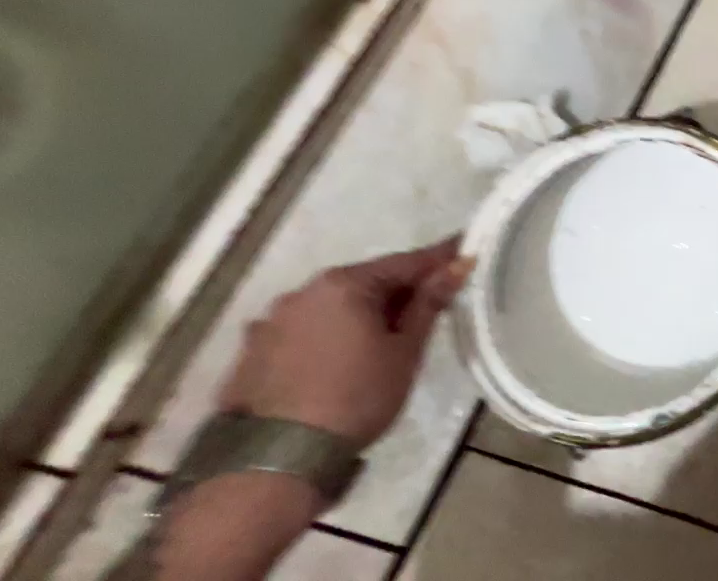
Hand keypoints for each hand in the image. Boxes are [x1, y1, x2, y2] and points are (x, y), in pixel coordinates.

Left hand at [217, 238, 472, 449]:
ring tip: (384, 337)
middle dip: (399, 290)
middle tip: (431, 304)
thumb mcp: (405, 351)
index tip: (466, 254)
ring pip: (332, 307)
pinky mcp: (250, 354)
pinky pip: (303, 332)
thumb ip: (429, 303)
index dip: (440, 259)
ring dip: (360, 313)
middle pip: (366, 282)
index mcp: (344, 285)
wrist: (274, 463)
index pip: (406, 262)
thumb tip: (458, 264)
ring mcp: (270, 323)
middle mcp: (302, 293)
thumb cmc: (356, 397)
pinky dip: (328, 335)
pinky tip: (340, 359)